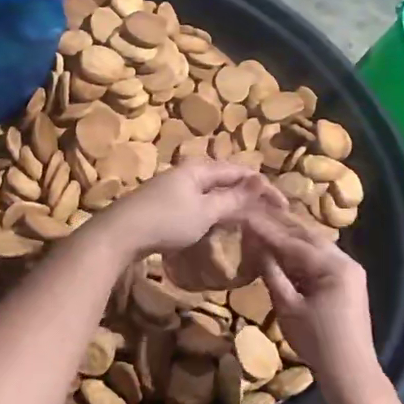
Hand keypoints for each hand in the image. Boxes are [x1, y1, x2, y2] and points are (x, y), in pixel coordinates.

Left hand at [84, 161, 260, 259]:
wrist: (119, 234)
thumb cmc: (166, 221)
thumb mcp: (205, 211)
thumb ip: (232, 198)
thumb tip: (259, 183)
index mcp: (197, 169)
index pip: (238, 171)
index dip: (263, 187)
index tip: (284, 207)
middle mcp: (184, 173)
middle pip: (223, 179)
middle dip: (247, 194)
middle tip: (269, 214)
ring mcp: (170, 189)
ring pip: (208, 192)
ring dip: (229, 204)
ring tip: (247, 220)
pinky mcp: (160, 205)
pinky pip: (194, 204)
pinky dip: (211, 212)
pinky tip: (215, 226)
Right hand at [240, 193, 375, 381]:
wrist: (350, 369)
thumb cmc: (316, 339)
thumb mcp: (287, 305)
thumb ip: (271, 272)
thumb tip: (255, 245)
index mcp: (333, 266)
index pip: (291, 242)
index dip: (265, 230)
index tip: (243, 217)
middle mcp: (346, 261)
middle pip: (307, 236)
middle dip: (279, 225)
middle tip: (253, 212)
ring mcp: (349, 270)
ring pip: (314, 245)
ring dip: (289, 236)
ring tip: (264, 225)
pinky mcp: (347, 280)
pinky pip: (320, 257)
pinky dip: (299, 251)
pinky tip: (282, 248)